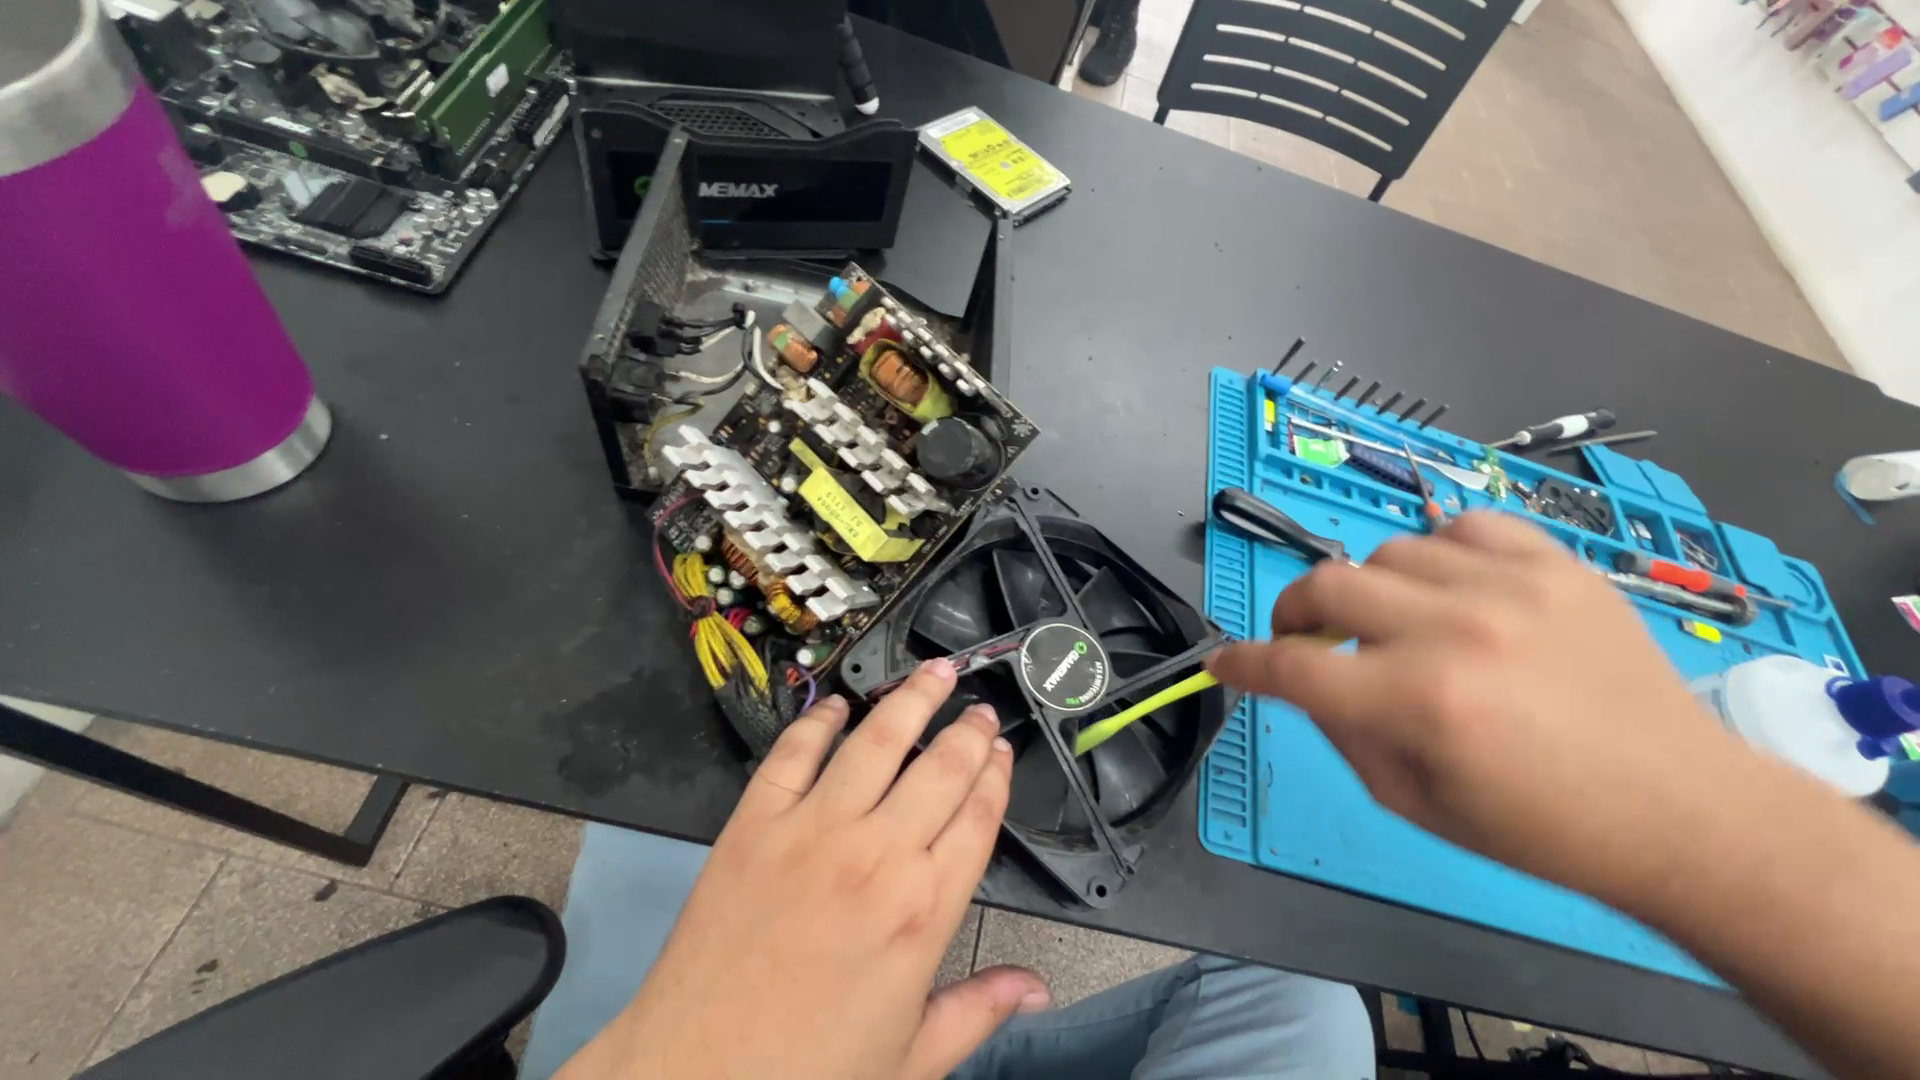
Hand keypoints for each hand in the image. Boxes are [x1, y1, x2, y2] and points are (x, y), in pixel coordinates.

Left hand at [557, 658, 1047, 1079]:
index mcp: (923, 909)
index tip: (1002, 750)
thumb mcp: (912, 1057)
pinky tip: (839, 705)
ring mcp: (811, 830)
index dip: (995, 775)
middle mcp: (876, 854)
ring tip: (934, 674)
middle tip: (978, 707)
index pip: (977, 817)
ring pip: (875, 743)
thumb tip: (1039, 986)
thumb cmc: (812, 1073)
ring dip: (910, 702)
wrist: (696, 1078)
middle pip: (938, 769)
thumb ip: (979, 1009)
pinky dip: (819, 723)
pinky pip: (793, 755)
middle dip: (966, 730)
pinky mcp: (754, 823)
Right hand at [1207, 511, 1749, 903]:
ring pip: (1387, 553)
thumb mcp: (1409, 800)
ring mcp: (1511, 588)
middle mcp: (1455, 631)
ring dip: (1369, 591)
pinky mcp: (1559, 567)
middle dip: (1291, 615)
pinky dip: (1436, 553)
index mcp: (1417, 703)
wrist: (1685, 814)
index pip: (1290, 667)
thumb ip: (1338, 728)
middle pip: (1325, 587)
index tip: (1223, 662)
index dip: (1242, 663)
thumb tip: (1297, 678)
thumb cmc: (1536, 828)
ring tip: (1393, 623)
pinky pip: (1463, 525)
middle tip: (1303, 640)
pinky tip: (1449, 588)